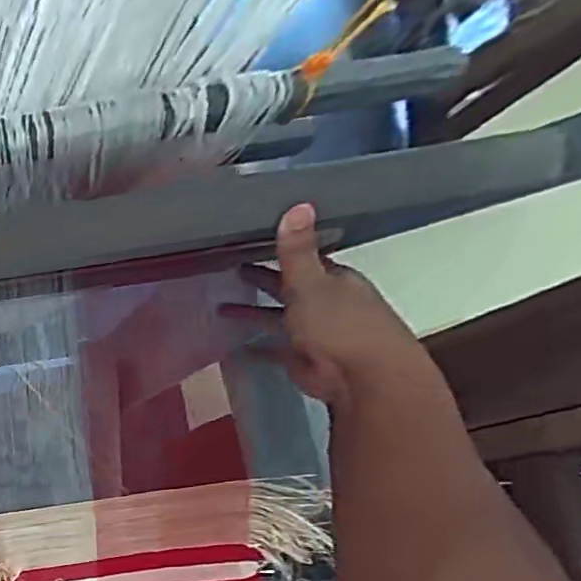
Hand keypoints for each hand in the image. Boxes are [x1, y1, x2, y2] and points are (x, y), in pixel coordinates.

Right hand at [222, 202, 424, 410]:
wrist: (359, 374)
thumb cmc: (339, 325)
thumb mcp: (312, 284)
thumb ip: (298, 251)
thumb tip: (297, 206)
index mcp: (333, 280)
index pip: (304, 260)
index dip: (280, 252)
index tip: (252, 245)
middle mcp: (325, 302)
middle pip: (288, 288)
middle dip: (263, 281)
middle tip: (231, 271)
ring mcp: (313, 331)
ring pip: (277, 317)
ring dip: (253, 313)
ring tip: (221, 308)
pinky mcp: (299, 357)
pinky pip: (272, 347)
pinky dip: (256, 346)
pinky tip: (236, 345)